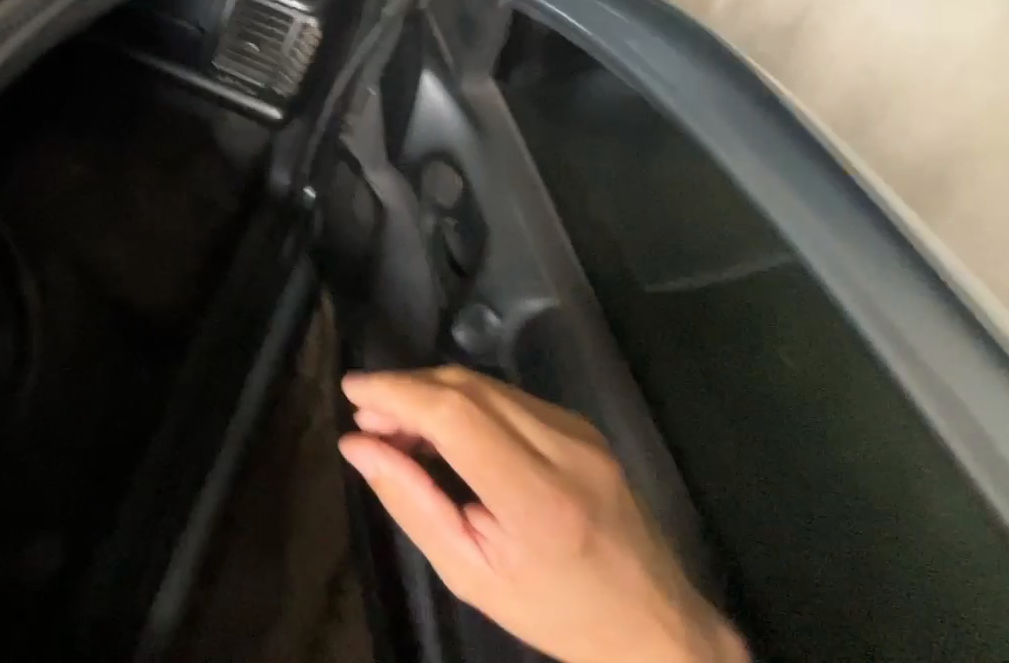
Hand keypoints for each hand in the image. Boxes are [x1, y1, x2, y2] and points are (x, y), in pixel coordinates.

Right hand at [339, 367, 746, 662]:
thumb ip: (409, 502)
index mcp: (537, 499)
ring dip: (428, 391)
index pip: (454, 416)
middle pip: (464, 388)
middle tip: (366, 415)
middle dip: (404, 389)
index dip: (395, 393)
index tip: (351, 393)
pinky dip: (459, 399)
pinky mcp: (582, 426)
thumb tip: (355, 444)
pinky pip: (505, 395)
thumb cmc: (553, 610)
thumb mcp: (468, 573)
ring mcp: (580, 433)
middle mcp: (564, 451)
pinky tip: (439, 426)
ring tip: (395, 423)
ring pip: (482, 384)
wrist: (657, 625)